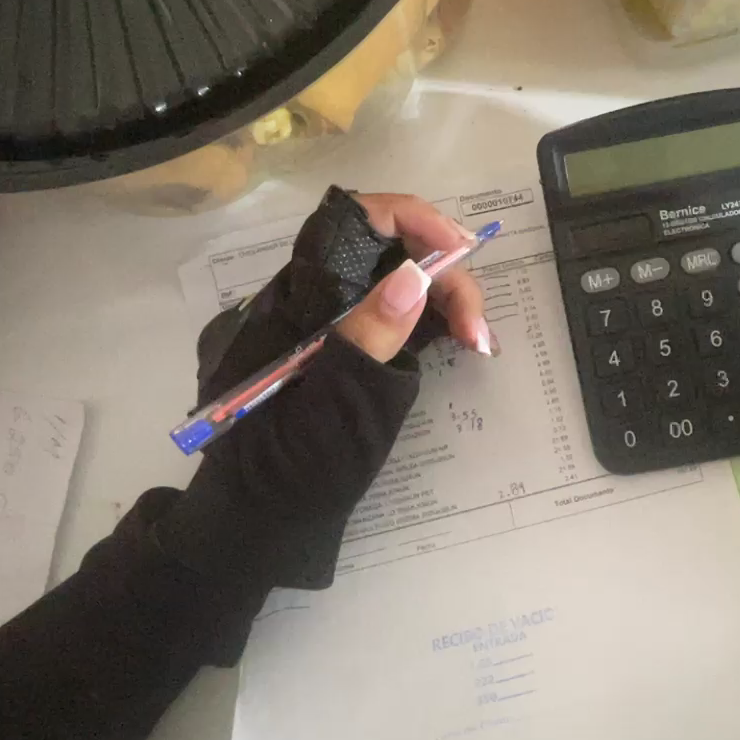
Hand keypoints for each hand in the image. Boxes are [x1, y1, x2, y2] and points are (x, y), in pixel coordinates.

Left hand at [161, 187, 496, 601]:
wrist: (261, 520)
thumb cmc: (293, 470)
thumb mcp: (336, 409)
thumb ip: (370, 337)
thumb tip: (414, 274)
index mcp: (297, 299)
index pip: (355, 221)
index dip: (413, 219)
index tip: (460, 250)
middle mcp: (315, 297)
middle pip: (391, 249)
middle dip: (445, 276)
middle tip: (478, 328)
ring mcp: (336, 321)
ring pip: (403, 281)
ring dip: (449, 299)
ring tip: (478, 340)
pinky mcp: (354, 344)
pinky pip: (402, 311)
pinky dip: (438, 320)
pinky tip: (464, 339)